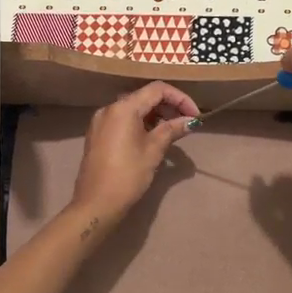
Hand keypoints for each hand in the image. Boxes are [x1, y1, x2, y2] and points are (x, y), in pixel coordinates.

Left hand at [68, 81, 198, 222]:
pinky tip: (153, 138)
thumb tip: (190, 121)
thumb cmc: (127, 175)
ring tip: (172, 131)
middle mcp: (109, 109)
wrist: (96, 203)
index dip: (180, 98)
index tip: (195, 115)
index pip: (157, 89)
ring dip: (155, 115)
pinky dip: (140, 123)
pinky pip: (122, 120)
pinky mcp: (98, 135)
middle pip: (144, 97)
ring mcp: (100, 122)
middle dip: (168, 106)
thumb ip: (172, 130)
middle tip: (186, 123)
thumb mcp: (154, 150)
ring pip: (133, 109)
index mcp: (123, 108)